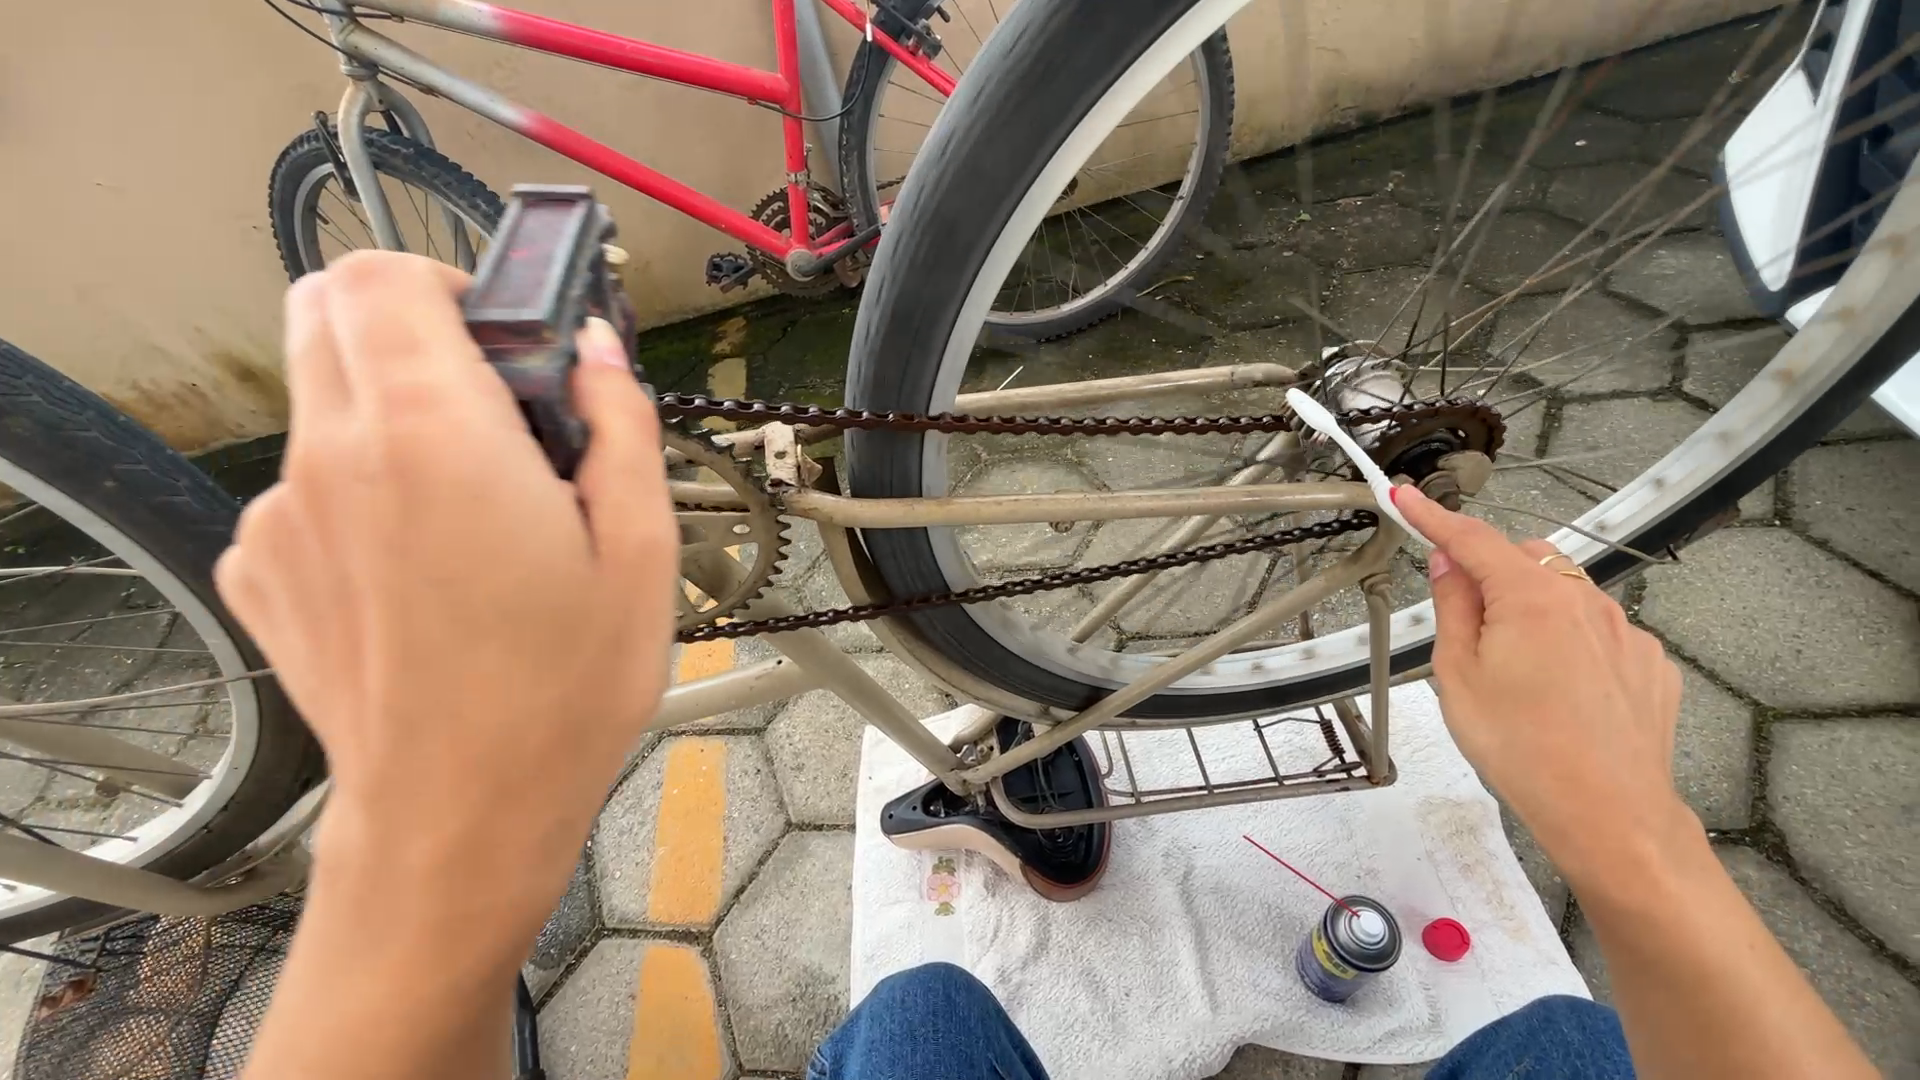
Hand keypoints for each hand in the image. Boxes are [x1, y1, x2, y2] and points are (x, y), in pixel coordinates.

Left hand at [215, 252, 676, 934]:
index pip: (385, 275)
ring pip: (324, 397)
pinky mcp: (263, 567)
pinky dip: (367, 484)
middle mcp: (336, 458)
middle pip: (327, 309)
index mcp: (439, 439)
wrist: (462, 814)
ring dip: (399, 410)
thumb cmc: (569, 687)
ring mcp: (282, 514)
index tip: (513, 339)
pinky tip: (432, 564)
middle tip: (501, 402)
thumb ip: (623, 428)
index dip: (453, 282)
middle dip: (414, 323)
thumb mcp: (643, 550)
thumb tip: (599, 353)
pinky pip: (310, 479)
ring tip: (483, 508)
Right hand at [1391, 484, 1696, 883]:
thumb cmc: (1518, 744)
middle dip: (1491, 573)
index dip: (1433, 515)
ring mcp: (1625, 633)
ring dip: (1530, 607)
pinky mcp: (1650, 664)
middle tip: (1465, 625)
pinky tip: (1559, 690)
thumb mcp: (1457, 673)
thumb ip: (1453, 607)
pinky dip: (1569, 639)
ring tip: (1514, 670)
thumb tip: (1448, 565)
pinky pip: (1598, 630)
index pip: (1473, 539)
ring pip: (1564, 593)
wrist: (1608, 813)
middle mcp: (1585, 601)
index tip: (1405, 495)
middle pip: (1526, 560)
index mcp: (1531, 598)